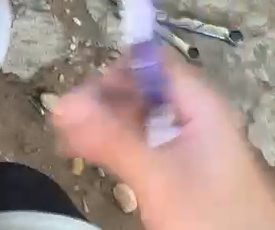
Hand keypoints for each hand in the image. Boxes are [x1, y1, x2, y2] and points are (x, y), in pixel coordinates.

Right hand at [52, 61, 274, 229]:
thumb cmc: (214, 218)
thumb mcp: (157, 178)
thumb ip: (110, 138)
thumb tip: (61, 102)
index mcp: (199, 103)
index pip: (148, 61)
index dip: (112, 71)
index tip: (79, 97)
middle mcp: (197, 116)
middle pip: (141, 89)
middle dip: (102, 102)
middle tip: (67, 127)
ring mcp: (194, 147)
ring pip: (142, 120)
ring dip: (107, 127)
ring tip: (72, 146)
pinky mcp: (190, 174)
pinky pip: (148, 147)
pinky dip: (121, 149)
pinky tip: (99, 162)